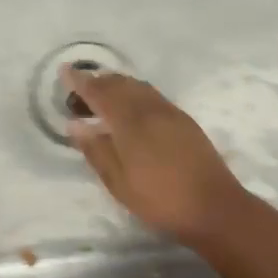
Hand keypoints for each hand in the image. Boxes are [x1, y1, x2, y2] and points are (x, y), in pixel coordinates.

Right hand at [63, 65, 250, 245]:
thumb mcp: (119, 182)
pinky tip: (131, 108)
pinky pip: (153, 96)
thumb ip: (96, 150)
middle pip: (121, 84)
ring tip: (102, 96)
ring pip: (139, 87)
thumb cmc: (160, 199)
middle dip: (98, 82)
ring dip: (117, 85)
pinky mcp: (185, 121)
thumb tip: (75, 124)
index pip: (100, 93)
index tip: (64, 71)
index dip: (81, 82)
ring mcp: (171, 113)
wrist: (213, 206)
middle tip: (79, 90)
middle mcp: (151, 109)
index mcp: (131, 122)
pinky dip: (135, 93)